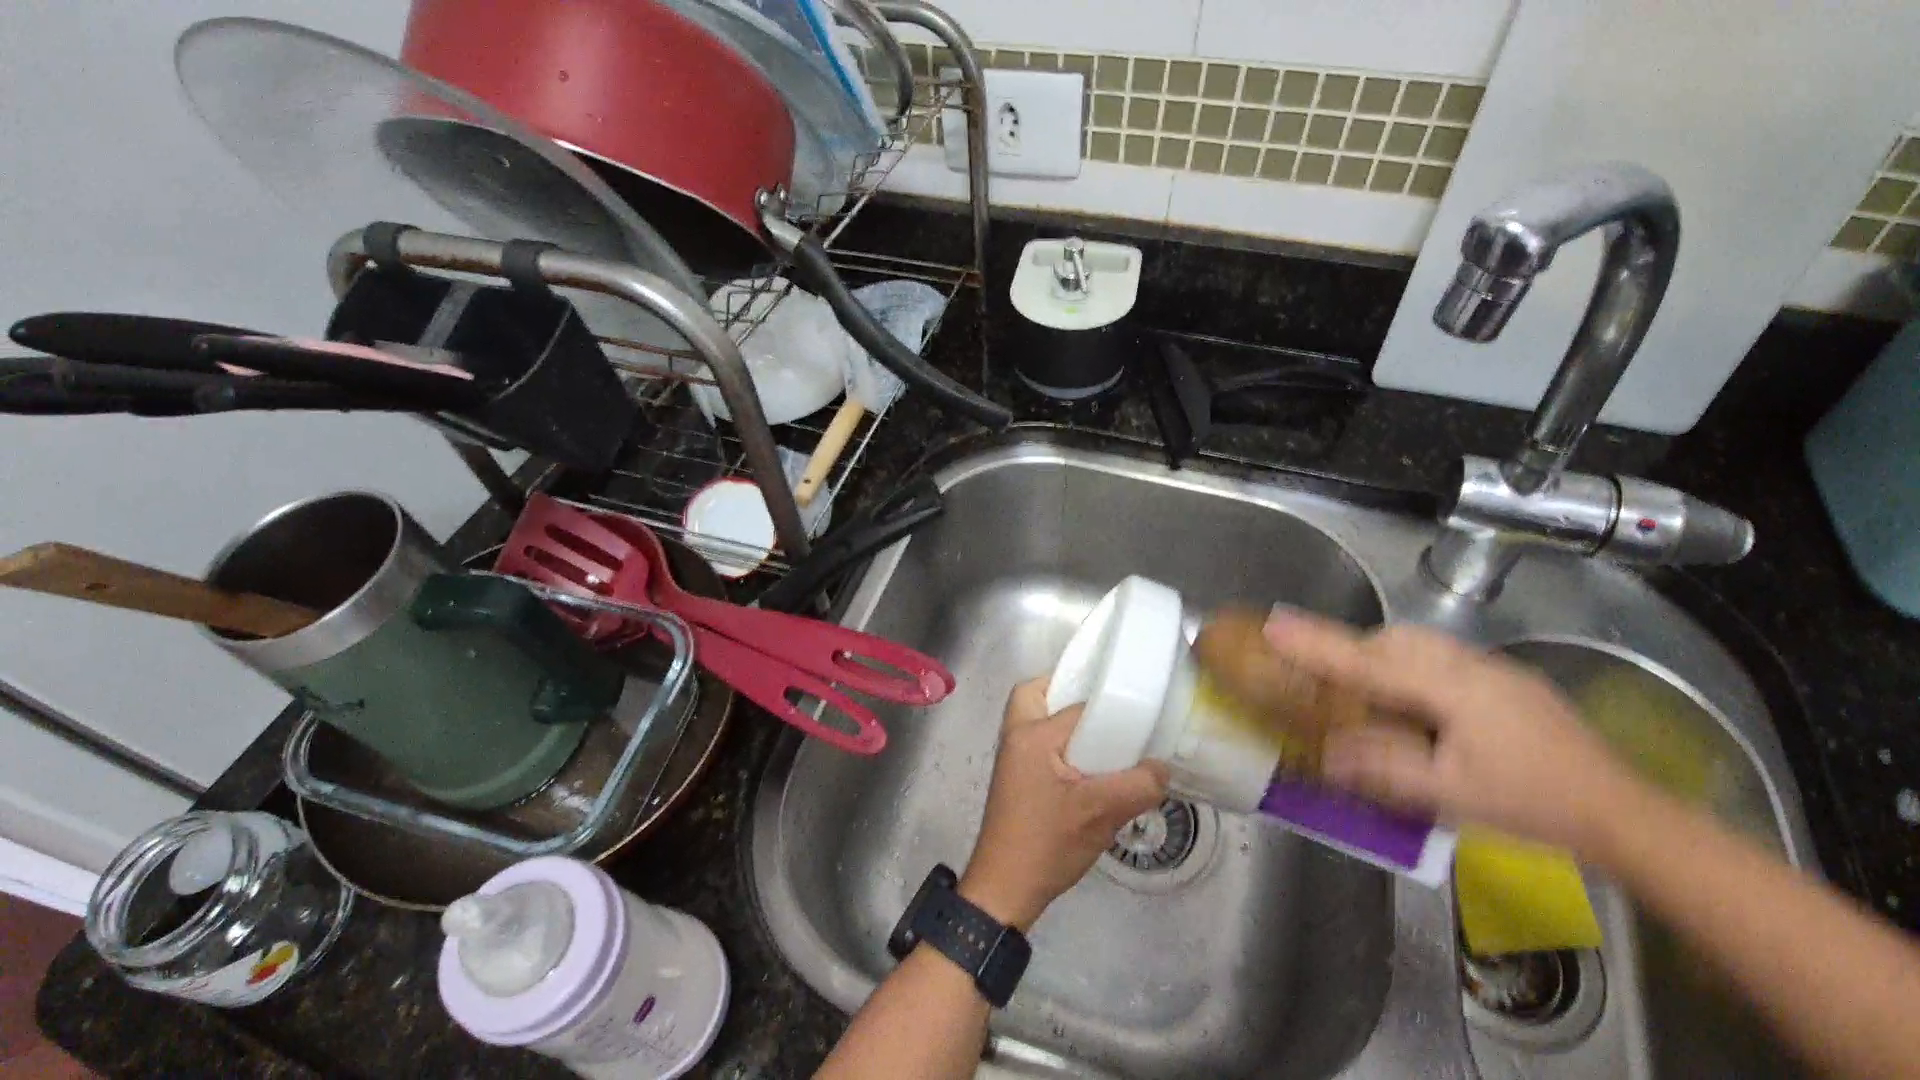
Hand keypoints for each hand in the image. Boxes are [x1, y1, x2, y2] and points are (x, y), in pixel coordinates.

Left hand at [960, 678, 1169, 929]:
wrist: (1006, 889)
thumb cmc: (1048, 844)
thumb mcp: (1101, 813)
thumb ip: (1138, 786)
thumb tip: (1163, 768)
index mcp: (1031, 735)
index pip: (1077, 704)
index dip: (1110, 707)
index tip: (1140, 714)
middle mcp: (1016, 738)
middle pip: (1036, 694)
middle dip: (1067, 692)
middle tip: (1106, 710)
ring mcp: (1013, 759)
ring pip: (1036, 720)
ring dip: (1065, 722)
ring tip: (1108, 738)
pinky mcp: (1017, 780)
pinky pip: (1040, 745)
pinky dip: (1063, 746)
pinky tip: (1094, 767)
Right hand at [1262, 612, 1640, 854]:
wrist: (1621, 812)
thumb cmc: (1533, 803)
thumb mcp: (1452, 795)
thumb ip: (1386, 770)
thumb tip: (1327, 754)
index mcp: (1453, 687)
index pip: (1370, 661)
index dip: (1318, 644)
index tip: (1273, 625)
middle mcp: (1471, 666)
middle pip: (1395, 642)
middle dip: (1352, 650)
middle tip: (1321, 675)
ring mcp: (1494, 672)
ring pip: (1421, 649)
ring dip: (1383, 661)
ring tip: (1365, 697)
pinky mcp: (1508, 686)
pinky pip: (1442, 664)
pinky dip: (1412, 673)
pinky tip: (1418, 712)